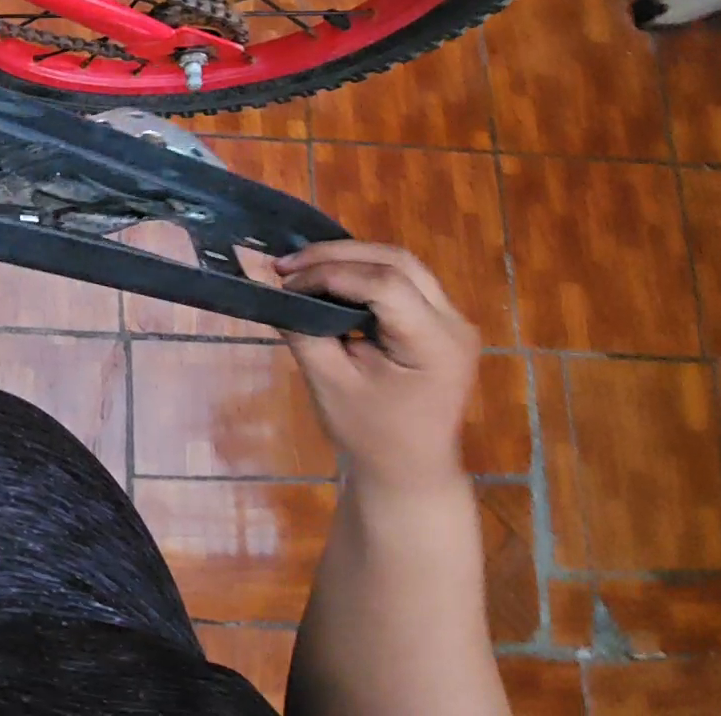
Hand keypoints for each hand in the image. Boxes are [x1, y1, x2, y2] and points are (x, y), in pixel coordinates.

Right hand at [274, 242, 480, 492]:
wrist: (407, 467)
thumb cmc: (367, 430)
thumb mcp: (326, 380)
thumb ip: (300, 327)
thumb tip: (266, 286)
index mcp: (433, 343)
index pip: (384, 283)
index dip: (329, 273)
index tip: (285, 283)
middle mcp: (453, 322)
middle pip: (397, 261)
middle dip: (337, 254)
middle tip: (286, 264)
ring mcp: (451, 320)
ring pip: (400, 263)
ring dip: (348, 257)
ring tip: (301, 267)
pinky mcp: (437, 321)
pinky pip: (400, 279)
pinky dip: (359, 271)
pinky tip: (326, 279)